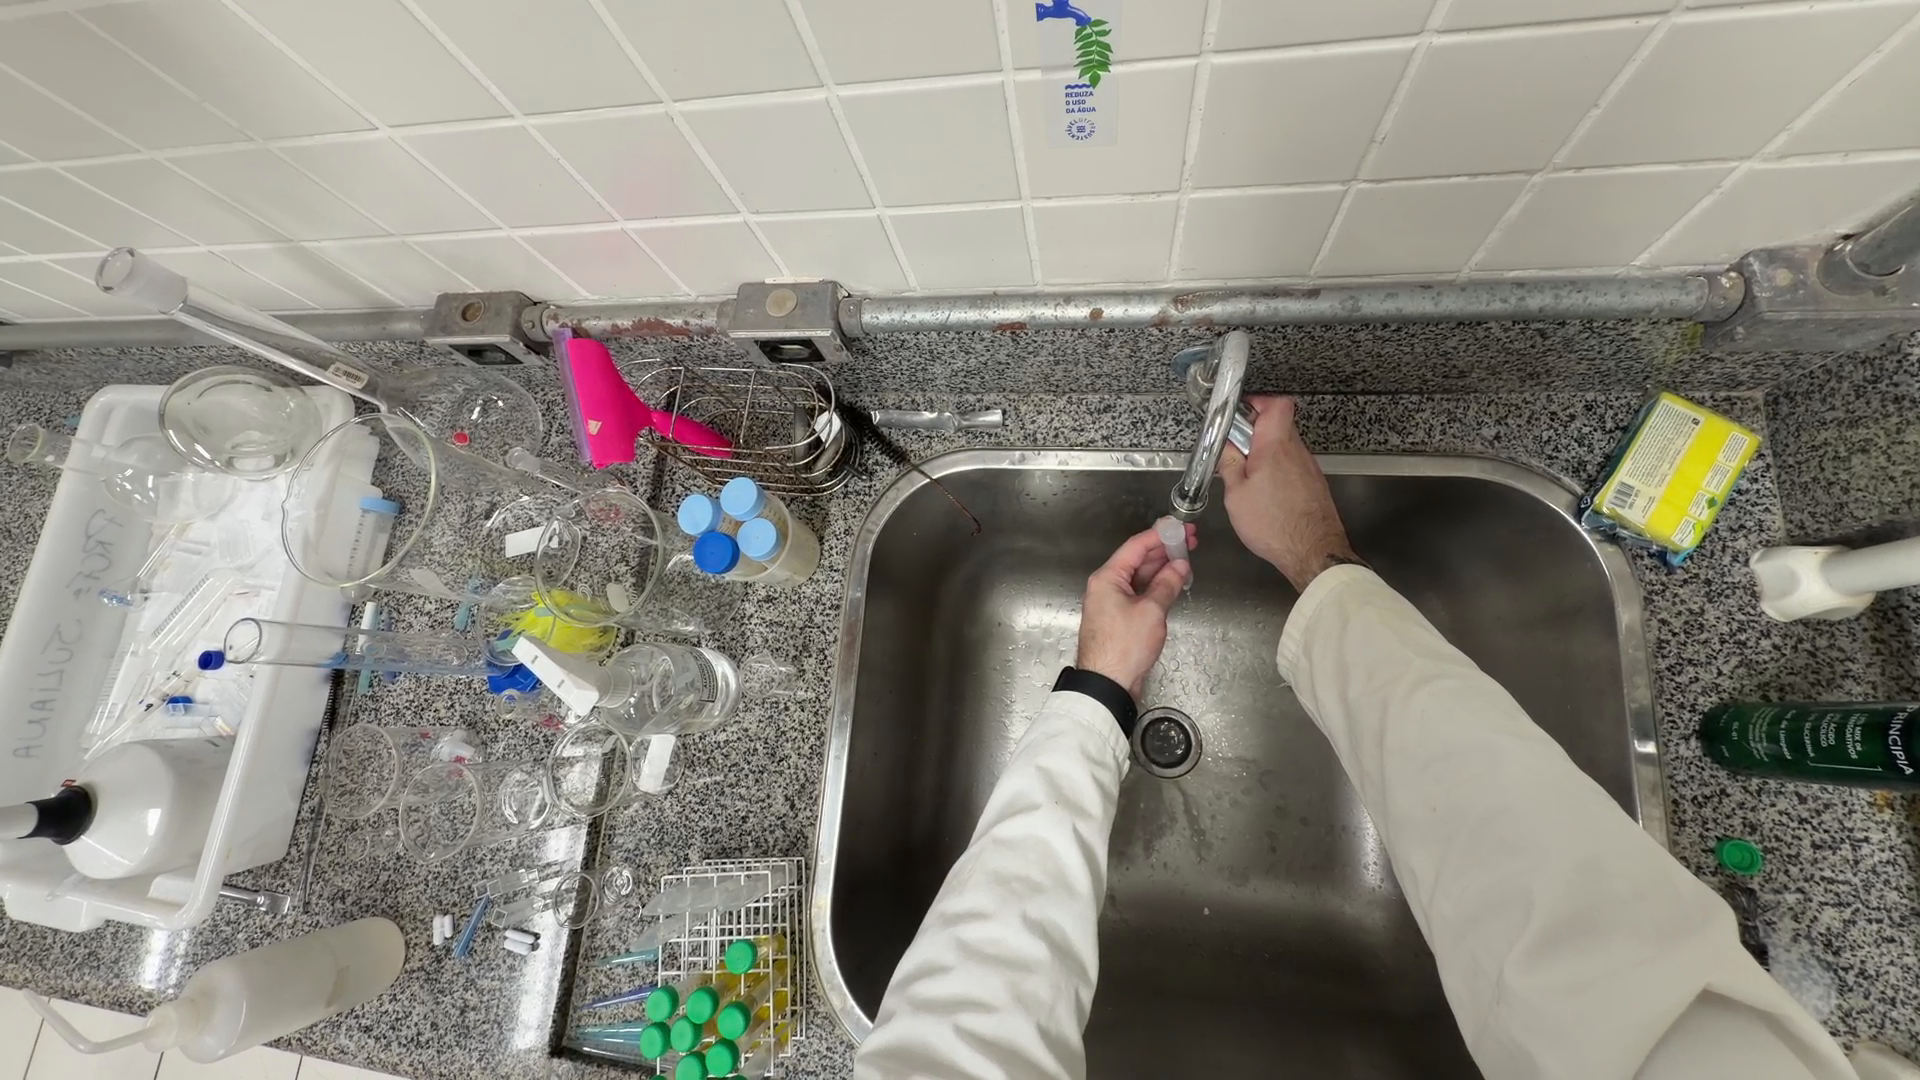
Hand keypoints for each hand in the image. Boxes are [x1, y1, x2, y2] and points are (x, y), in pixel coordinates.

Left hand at [1076, 523, 1196, 698]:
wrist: (1107, 682)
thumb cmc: (1124, 646)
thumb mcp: (1151, 611)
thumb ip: (1167, 585)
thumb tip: (1179, 566)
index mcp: (1107, 578)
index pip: (1136, 546)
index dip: (1160, 534)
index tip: (1181, 527)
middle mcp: (1106, 586)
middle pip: (1137, 559)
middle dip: (1164, 549)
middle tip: (1190, 541)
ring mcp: (1112, 601)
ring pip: (1139, 576)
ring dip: (1162, 568)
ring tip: (1186, 559)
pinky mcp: (1119, 617)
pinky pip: (1139, 592)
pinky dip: (1156, 586)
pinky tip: (1173, 582)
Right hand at [1217, 396, 1362, 591]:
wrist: (1312, 551)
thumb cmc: (1275, 526)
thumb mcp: (1236, 495)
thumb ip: (1230, 464)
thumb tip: (1226, 446)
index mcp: (1275, 448)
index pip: (1277, 404)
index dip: (1258, 402)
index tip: (1240, 413)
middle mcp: (1296, 452)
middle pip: (1279, 424)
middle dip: (1255, 432)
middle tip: (1235, 449)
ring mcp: (1308, 467)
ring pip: (1285, 446)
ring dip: (1265, 453)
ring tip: (1247, 475)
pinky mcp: (1312, 483)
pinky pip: (1292, 465)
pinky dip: (1276, 470)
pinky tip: (1264, 491)